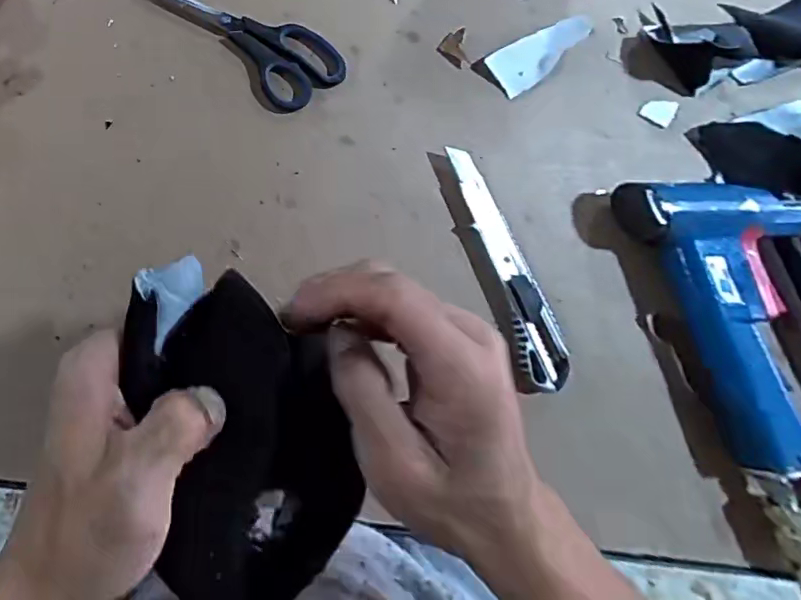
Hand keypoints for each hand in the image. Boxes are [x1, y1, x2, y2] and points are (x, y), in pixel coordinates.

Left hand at [0, 329, 224, 599]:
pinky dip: (182, 424)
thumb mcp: (138, 474)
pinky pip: (157, 412)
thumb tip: (213, 397)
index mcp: (91, 367)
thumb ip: (177, 423)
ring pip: (162, 383)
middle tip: (239, 389)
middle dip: (197, 368)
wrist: (50, 598)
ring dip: (192, 401)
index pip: (150, 319)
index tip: (231, 349)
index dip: (191, 328)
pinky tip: (211, 440)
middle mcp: (93, 377)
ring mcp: (103, 409)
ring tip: (232, 413)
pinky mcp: (114, 440)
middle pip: (159, 350)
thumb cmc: (87, 530)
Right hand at [284, 262, 636, 599]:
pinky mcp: (461, 333)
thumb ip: (362, 391)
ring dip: (348, 295)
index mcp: (461, 364)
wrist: (507, 518)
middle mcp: (471, 332)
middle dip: (336, 289)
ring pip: (397, 286)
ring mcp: (469, 328)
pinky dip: (367, 306)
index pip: (394, 296)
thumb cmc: (450, 502)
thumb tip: (339, 332)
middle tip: (293, 317)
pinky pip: (406, 303)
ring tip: (309, 320)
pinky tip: (342, 324)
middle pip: (394, 282)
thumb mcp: (392, 464)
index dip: (338, 291)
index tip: (294, 313)